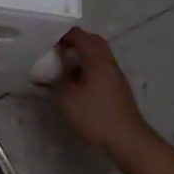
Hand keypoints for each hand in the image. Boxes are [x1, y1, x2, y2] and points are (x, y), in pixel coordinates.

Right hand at [52, 28, 161, 157]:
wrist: (126, 139)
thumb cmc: (95, 115)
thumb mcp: (66, 98)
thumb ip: (57, 80)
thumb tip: (54, 72)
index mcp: (97, 60)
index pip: (81, 36)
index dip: (63, 34)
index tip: (47, 40)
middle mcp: (108, 63)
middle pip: (93, 42)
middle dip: (75, 40)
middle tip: (56, 48)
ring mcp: (115, 75)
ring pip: (99, 55)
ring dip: (82, 54)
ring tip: (63, 63)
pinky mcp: (117, 88)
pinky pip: (100, 67)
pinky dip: (87, 66)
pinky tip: (76, 80)